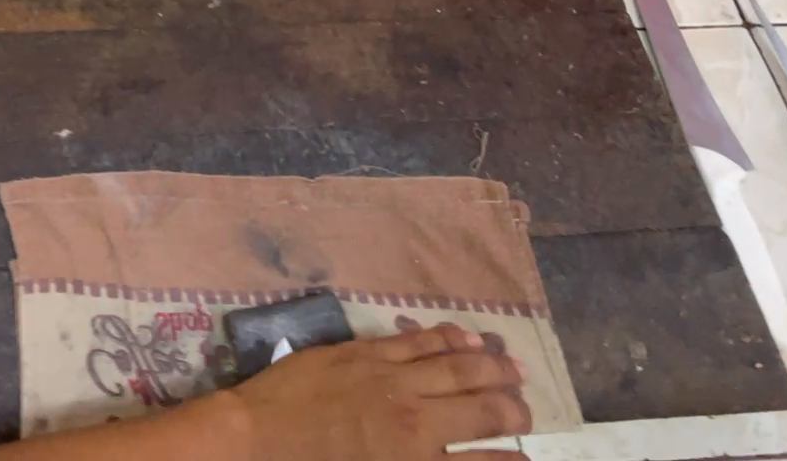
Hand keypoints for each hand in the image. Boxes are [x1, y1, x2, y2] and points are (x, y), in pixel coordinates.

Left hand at [223, 324, 531, 460]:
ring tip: (514, 367)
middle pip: (480, 408)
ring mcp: (390, 379)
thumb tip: (446, 452)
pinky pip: (417, 341)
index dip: (510, 457)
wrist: (257, 438)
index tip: (527, 454)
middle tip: (529, 406)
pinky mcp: (365, 352)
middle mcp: (415, 419)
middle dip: (511, 407)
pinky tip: (467, 338)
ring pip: (455, 367)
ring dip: (490, 367)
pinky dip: (448, 338)